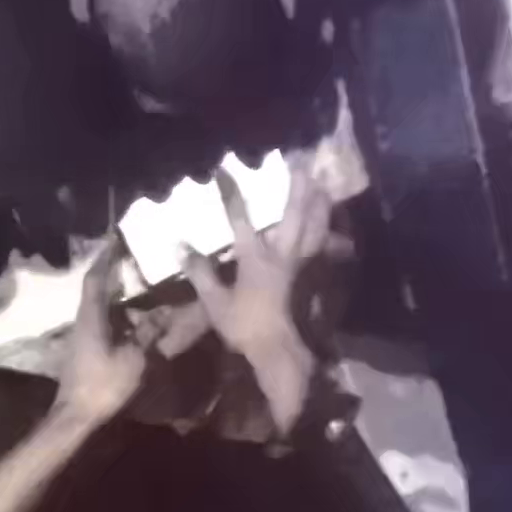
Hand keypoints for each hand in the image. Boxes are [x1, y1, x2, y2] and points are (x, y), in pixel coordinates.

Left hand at [54, 237, 160, 426]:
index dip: (106, 257)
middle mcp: (83, 321)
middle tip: (134, 264)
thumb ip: (148, 333)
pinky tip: (134, 323)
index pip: (96, 277)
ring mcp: (81, 338)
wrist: (76, 415)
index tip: (116, 239)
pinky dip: (118, 319)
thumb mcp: (133, 358)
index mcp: (91, 316)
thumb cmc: (103, 384)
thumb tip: (162, 313)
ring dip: (118, 299)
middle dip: (114, 276)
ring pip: (100, 310)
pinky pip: (103, 326)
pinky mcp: (84, 352)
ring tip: (140, 292)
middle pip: (97, 291)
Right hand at [179, 156, 331, 431]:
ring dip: (319, 203)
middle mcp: (282, 255)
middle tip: (302, 160)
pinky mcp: (312, 278)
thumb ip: (200, 273)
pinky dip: (328, 232)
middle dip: (296, 186)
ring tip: (323, 183)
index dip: (231, 193)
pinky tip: (331, 224)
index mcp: (255, 258)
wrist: (279, 351)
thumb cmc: (245, 327)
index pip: (241, 219)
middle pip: (293, 214)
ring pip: (315, 228)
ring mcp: (301, 266)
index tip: (224, 169)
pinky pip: (323, 248)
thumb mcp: (215, 303)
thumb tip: (180, 246)